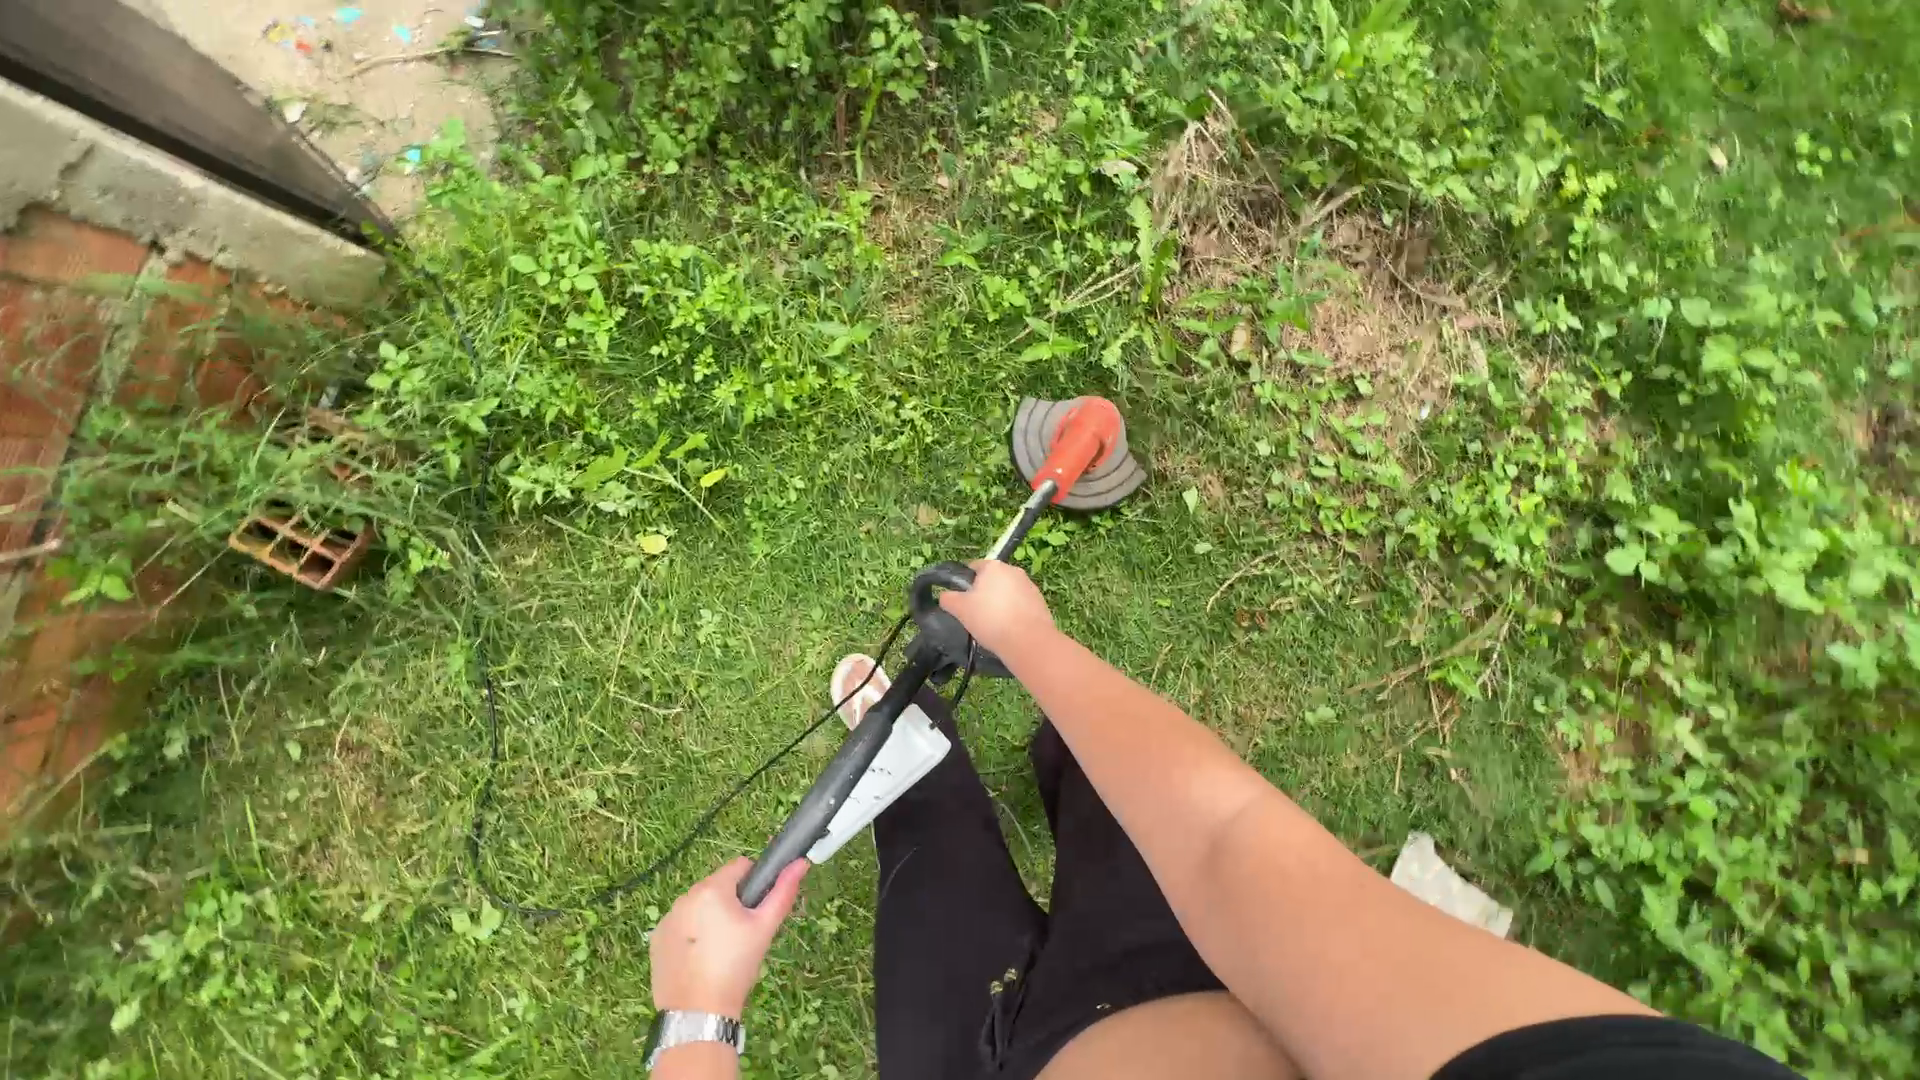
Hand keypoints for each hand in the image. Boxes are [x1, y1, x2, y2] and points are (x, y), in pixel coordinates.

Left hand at [650, 857, 807, 1016]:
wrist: (699, 1013)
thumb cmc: (736, 966)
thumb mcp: (764, 928)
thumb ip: (783, 892)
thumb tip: (800, 863)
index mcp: (712, 889)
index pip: (740, 866)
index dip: (753, 884)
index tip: (754, 912)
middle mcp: (685, 896)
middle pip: (718, 886)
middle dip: (731, 902)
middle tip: (740, 934)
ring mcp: (667, 918)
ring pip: (698, 905)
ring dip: (710, 916)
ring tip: (720, 949)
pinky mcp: (656, 939)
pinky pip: (681, 924)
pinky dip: (691, 933)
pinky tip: (699, 958)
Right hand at [937, 560, 1057, 657]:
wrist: (1027, 641)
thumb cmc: (989, 619)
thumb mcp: (959, 609)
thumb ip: (948, 598)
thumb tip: (945, 596)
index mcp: (993, 566)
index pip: (974, 567)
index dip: (964, 583)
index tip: (961, 601)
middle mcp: (1013, 570)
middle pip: (992, 580)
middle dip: (983, 594)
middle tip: (975, 614)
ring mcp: (1029, 585)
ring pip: (1007, 593)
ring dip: (999, 604)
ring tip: (992, 625)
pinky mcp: (1040, 601)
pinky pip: (1020, 605)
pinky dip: (1013, 613)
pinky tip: (1008, 629)